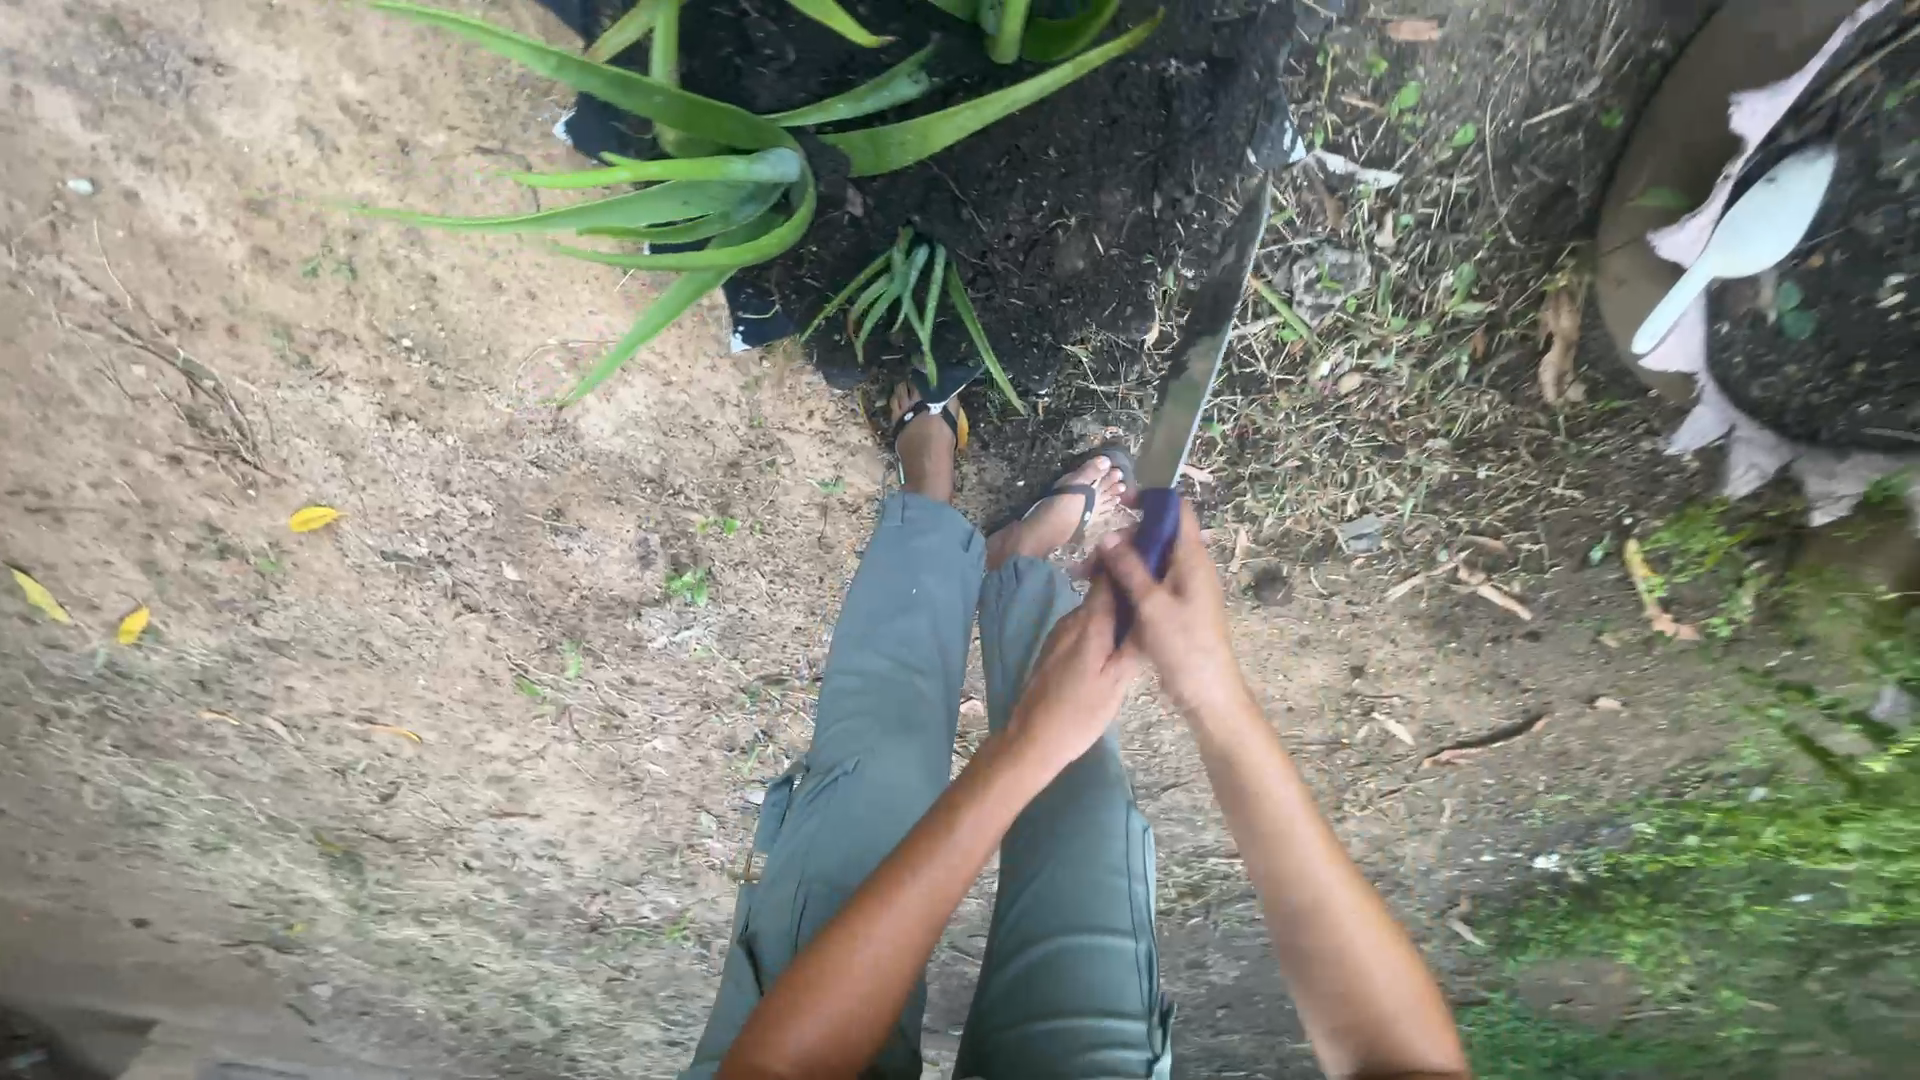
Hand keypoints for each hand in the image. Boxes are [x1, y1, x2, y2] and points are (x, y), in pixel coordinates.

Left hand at [1006, 575, 1142, 770]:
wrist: (1033, 738)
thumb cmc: (1080, 713)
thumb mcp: (1116, 681)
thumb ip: (1134, 643)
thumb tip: (1153, 609)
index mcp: (1089, 623)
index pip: (1109, 576)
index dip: (1129, 563)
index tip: (1154, 559)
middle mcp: (1071, 620)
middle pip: (1103, 593)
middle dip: (1128, 591)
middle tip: (1158, 598)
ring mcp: (1060, 634)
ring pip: (1094, 612)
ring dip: (1116, 613)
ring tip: (1145, 622)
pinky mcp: (1055, 649)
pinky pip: (1085, 628)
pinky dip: (1102, 630)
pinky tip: (1118, 646)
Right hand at [1096, 500, 1247, 719]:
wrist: (1207, 691)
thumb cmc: (1185, 646)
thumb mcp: (1152, 604)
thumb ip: (1129, 568)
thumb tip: (1107, 536)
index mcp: (1192, 558)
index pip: (1176, 511)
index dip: (1151, 500)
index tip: (1120, 504)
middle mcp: (1189, 567)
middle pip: (1156, 537)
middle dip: (1122, 540)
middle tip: (1090, 558)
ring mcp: (1182, 589)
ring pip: (1148, 562)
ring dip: (1119, 564)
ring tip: (1086, 576)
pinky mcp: (1173, 608)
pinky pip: (1147, 584)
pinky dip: (1126, 583)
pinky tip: (1103, 594)